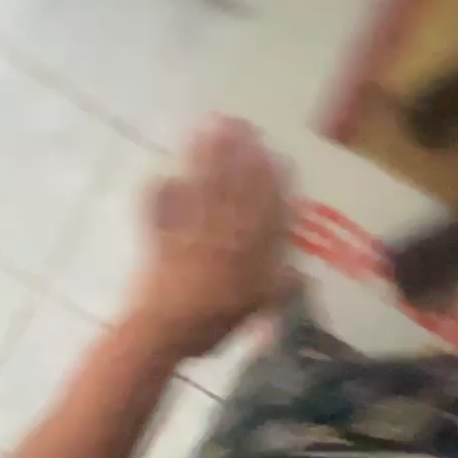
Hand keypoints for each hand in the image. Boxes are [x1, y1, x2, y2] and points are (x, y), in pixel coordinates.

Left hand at [126, 116, 290, 358]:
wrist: (161, 334)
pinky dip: (158, 194)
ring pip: (198, 191)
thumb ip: (280, 289)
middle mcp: (218, 235)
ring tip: (204, 130)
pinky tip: (159, 173)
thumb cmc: (212, 326)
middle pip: (229, 189)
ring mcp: (185, 233)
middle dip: (234, 154)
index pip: (262, 208)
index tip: (271, 152)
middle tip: (236, 123)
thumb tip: (300, 273)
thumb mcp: (257, 311)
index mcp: (245, 251)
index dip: (267, 179)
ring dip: (202, 159)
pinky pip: (158, 212)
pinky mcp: (157, 239)